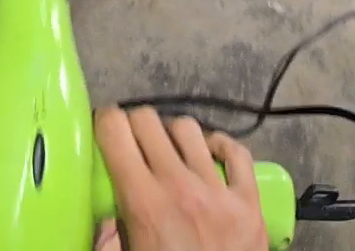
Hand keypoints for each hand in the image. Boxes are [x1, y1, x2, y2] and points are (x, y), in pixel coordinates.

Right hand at [94, 108, 266, 250]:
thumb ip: (108, 235)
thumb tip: (103, 206)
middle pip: (147, 119)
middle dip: (134, 127)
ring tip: (170, 155)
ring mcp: (219, 192)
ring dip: (172, 136)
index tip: (104, 133)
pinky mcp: (251, 204)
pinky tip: (207, 156)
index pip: (115, 128)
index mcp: (144, 203)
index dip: (105, 124)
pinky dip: (219, 146)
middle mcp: (179, 186)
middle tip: (133, 145)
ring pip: (188, 128)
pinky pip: (237, 152)